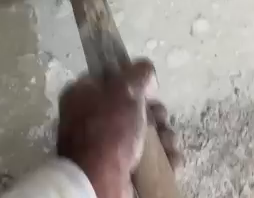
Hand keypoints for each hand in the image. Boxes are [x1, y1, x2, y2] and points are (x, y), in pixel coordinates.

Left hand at [55, 61, 179, 197]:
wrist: (99, 182)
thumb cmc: (108, 128)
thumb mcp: (124, 89)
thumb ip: (138, 73)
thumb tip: (146, 71)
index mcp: (83, 95)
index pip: (111, 79)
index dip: (133, 81)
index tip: (148, 88)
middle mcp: (92, 120)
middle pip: (133, 107)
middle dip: (154, 112)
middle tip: (160, 118)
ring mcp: (106, 147)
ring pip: (143, 133)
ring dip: (163, 135)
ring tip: (168, 142)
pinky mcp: (121, 170)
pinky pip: (148, 159)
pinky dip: (163, 158)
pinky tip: (171, 158)